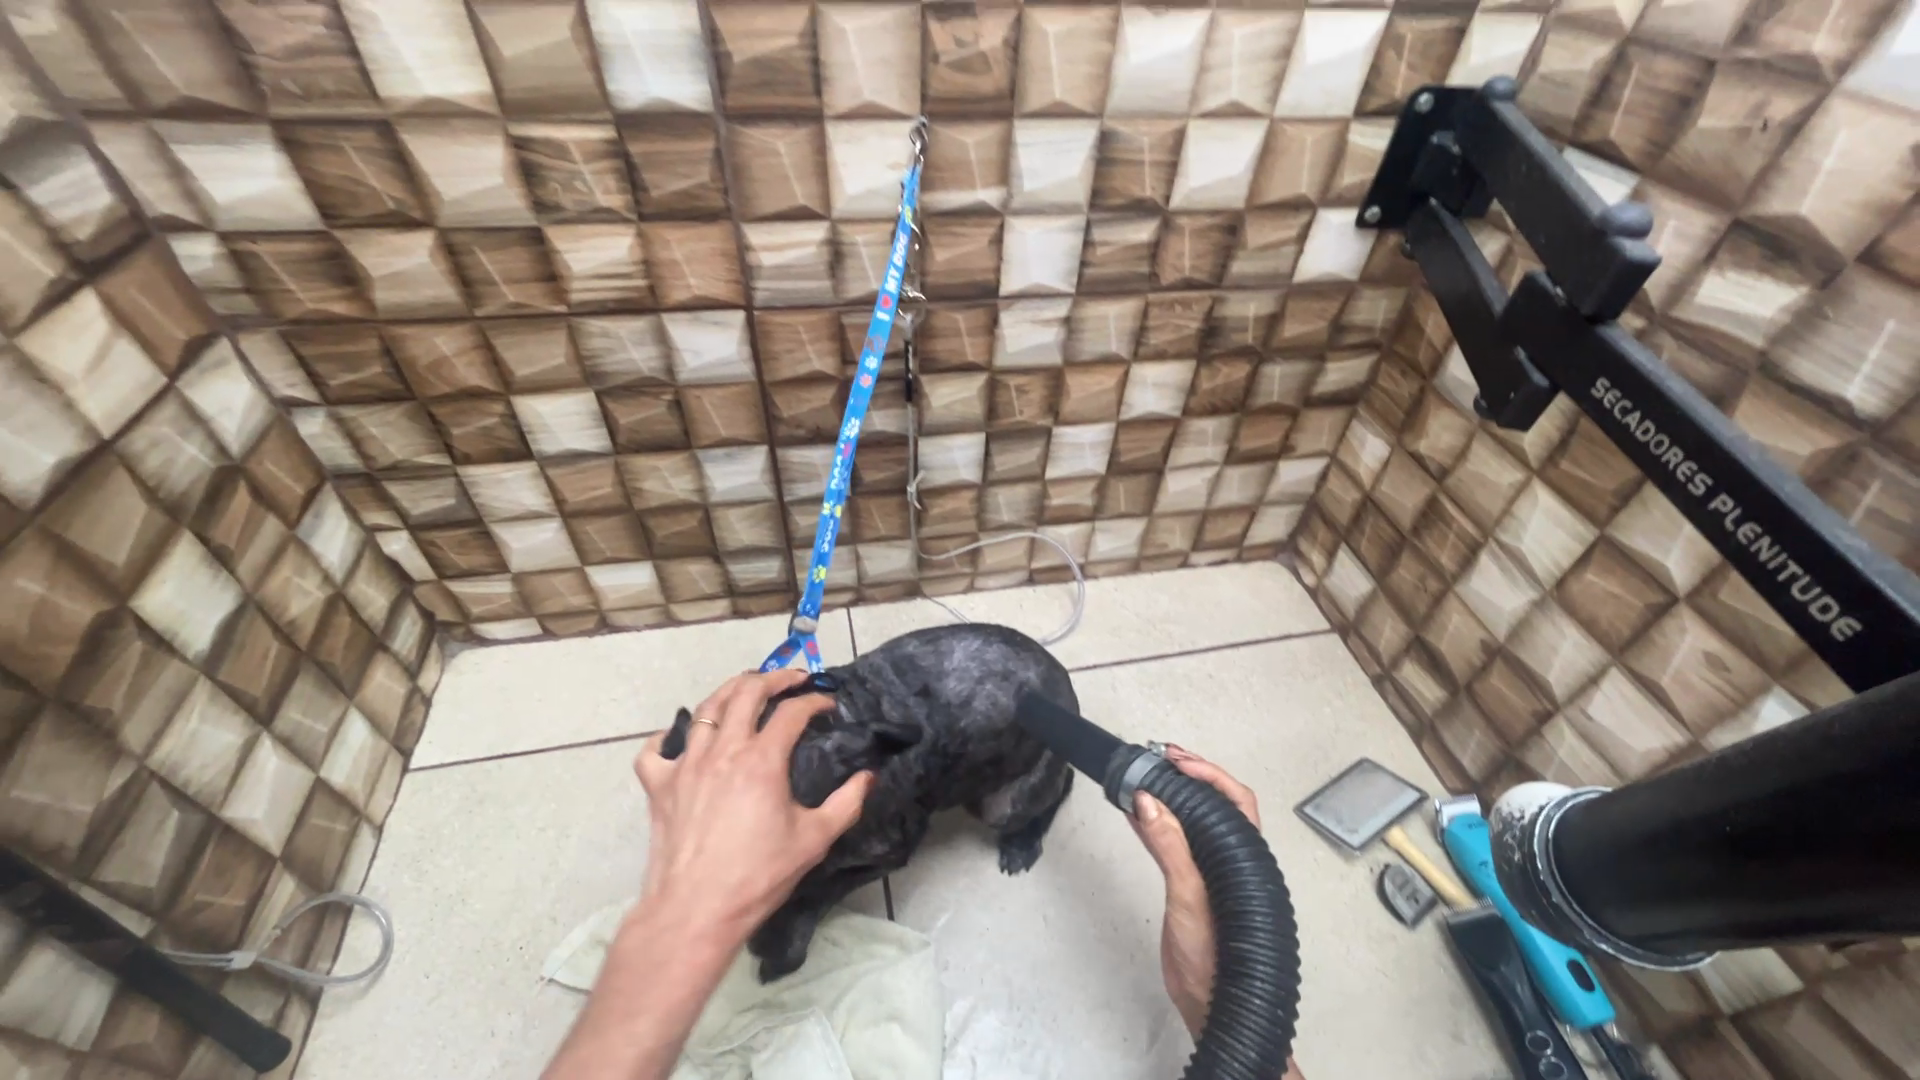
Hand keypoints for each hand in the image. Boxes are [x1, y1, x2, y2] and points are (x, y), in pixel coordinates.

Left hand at [633, 669, 874, 945]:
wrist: (694, 912)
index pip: (792, 712)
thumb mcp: (815, 840)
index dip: (814, 701)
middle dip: (773, 678)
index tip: (828, 705)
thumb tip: (868, 777)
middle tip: (792, 680)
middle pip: (746, 692)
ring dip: (730, 691)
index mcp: (762, 760)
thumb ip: (847, 803)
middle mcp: (722, 751)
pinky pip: (656, 749)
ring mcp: (685, 764)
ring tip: (746, 689)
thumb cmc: (758, 876)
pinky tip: (682, 740)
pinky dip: (669, 737)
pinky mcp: (658, 785)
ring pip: (705, 710)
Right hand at [1130, 746, 1304, 1079]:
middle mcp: (1230, 859)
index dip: (1208, 775)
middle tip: (1159, 758)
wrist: (1210, 1004)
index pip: (1235, 801)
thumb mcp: (1189, 897)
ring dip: (1171, 797)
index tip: (1173, 760)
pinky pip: (1172, 843)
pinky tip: (1134, 811)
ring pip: (1194, 821)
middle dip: (1190, 777)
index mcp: (1243, 858)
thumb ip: (1171, 848)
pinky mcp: (1189, 885)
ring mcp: (1209, 871)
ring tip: (1145, 775)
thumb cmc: (1210, 955)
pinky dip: (1155, 823)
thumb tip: (1147, 800)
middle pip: (1216, 805)